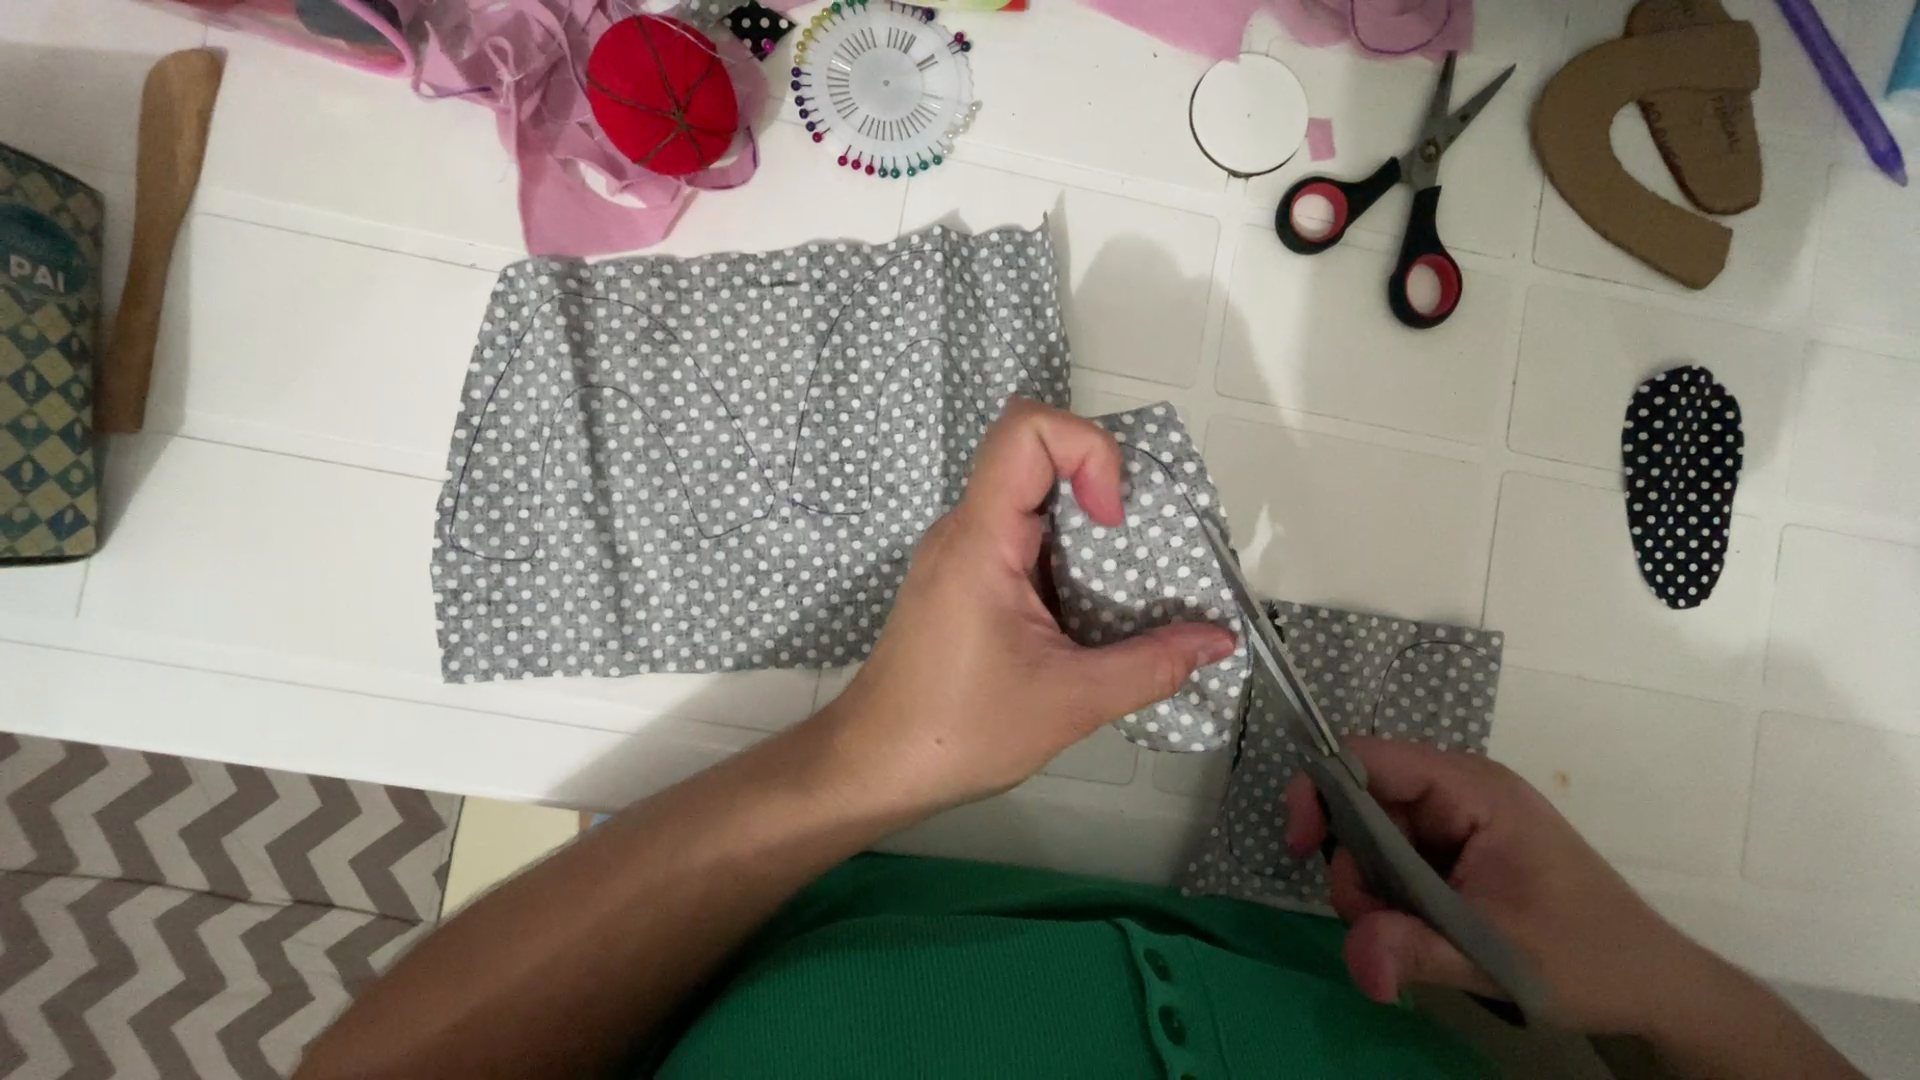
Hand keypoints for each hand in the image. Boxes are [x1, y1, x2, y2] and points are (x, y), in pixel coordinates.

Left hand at [819, 397, 1235, 815]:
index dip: (1086, 448)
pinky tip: (1087, 614)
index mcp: (980, 538)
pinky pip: (1019, 539)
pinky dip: (1064, 559)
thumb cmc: (959, 731)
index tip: (1113, 520)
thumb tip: (1219, 640)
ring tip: (1125, 591)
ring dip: (1086, 532)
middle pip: (1035, 459)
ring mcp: (959, 553)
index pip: (1026, 430)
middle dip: (1101, 489)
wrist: (874, 763)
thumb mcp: (1070, 701)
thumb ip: (1152, 665)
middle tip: (1142, 552)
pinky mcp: (962, 578)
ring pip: (1030, 502)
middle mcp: (965, 529)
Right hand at [1284, 737, 1706, 1033]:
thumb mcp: (1500, 956)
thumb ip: (1419, 949)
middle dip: (1351, 863)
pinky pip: (1390, 853)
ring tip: (1405, 936)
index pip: (1366, 758)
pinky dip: (1387, 892)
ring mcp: (1453, 817)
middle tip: (1374, 922)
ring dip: (1369, 886)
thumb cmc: (1592, 958)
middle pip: (1359, 800)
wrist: (1658, 989)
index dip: (1320, 790)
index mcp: (1471, 789)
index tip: (1300, 845)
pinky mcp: (1450, 845)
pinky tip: (1415, 928)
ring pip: (1369, 832)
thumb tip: (1357, 963)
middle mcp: (1455, 790)